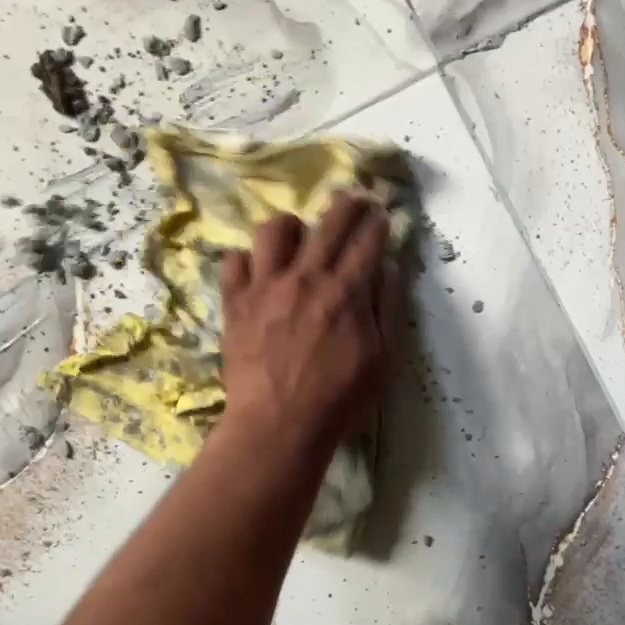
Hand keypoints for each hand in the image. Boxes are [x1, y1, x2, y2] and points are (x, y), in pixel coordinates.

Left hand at [217, 193, 399, 446]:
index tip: (383, 212)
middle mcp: (306, 278)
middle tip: (356, 199)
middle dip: (347, 204)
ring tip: (298, 234)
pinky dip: (248, 260)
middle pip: (328, 223)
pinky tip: (258, 270)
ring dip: (291, 225)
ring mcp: (266, 287)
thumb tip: (390, 271)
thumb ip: (387, 310)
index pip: (367, 242)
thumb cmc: (341, 398)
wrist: (279, 425)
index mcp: (347, 292)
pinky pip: (234, 261)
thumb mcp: (383, 359)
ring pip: (273, 230)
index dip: (377, 222)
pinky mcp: (235, 303)